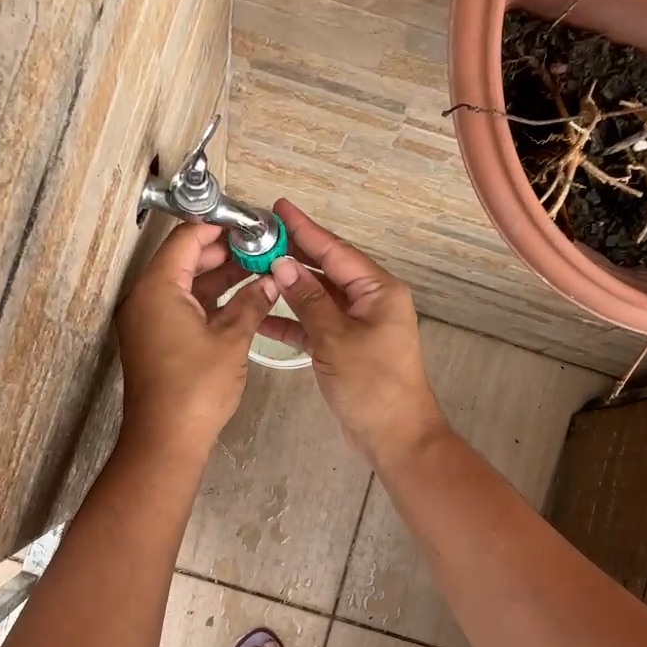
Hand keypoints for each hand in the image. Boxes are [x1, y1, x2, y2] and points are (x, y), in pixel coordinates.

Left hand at [116, 222, 278, 453]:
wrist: (165, 440)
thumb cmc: (194, 390)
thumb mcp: (232, 340)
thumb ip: (252, 303)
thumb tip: (270, 282)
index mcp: (157, 288)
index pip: (186, 239)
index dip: (218, 228)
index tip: (247, 224)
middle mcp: (145, 299)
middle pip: (184, 260)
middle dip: (223, 253)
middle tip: (259, 247)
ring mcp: (147, 321)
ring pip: (184, 285)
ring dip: (219, 277)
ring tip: (258, 269)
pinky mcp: (154, 340)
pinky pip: (181, 307)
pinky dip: (209, 301)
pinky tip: (241, 300)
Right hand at [257, 200, 447, 465]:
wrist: (395, 437)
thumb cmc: (373, 386)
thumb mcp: (335, 338)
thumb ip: (308, 300)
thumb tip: (282, 264)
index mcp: (379, 290)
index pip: (335, 251)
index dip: (305, 229)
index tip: (279, 209)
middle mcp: (370, 301)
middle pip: (326, 271)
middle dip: (292, 256)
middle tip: (256, 238)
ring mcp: (358, 326)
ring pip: (317, 298)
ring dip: (287, 289)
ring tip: (251, 272)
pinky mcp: (345, 349)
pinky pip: (314, 326)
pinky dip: (291, 323)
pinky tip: (261, 318)